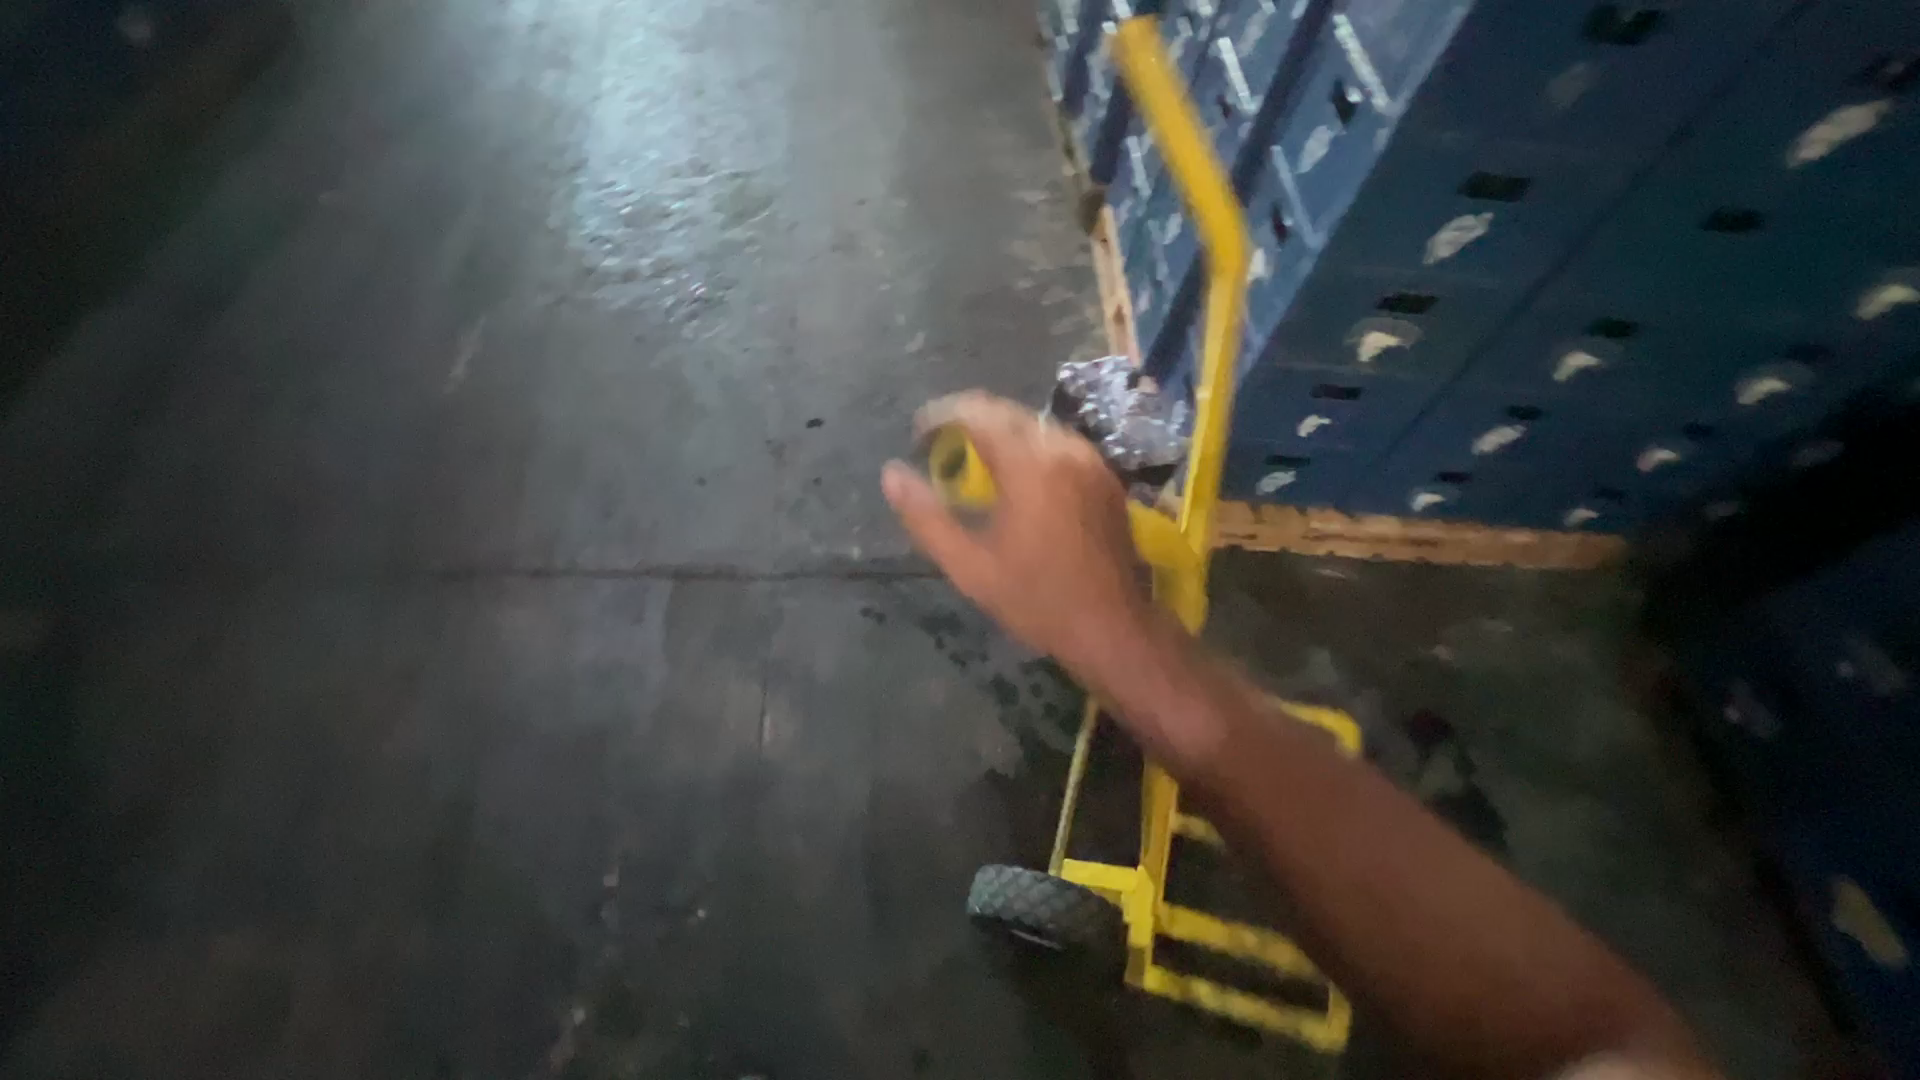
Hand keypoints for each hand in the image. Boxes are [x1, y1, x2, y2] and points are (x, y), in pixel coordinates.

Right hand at [881, 391, 1152, 678]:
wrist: (1111, 626)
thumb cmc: (1036, 600)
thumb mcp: (969, 566)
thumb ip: (926, 517)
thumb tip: (891, 475)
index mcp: (1029, 465)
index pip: (977, 413)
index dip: (941, 416)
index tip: (917, 435)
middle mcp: (1064, 449)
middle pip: (1008, 413)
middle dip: (970, 420)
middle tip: (941, 447)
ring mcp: (1091, 460)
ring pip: (1036, 426)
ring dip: (1001, 433)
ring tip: (974, 461)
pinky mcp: (1106, 477)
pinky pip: (1060, 444)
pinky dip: (1031, 448)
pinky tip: (1017, 478)